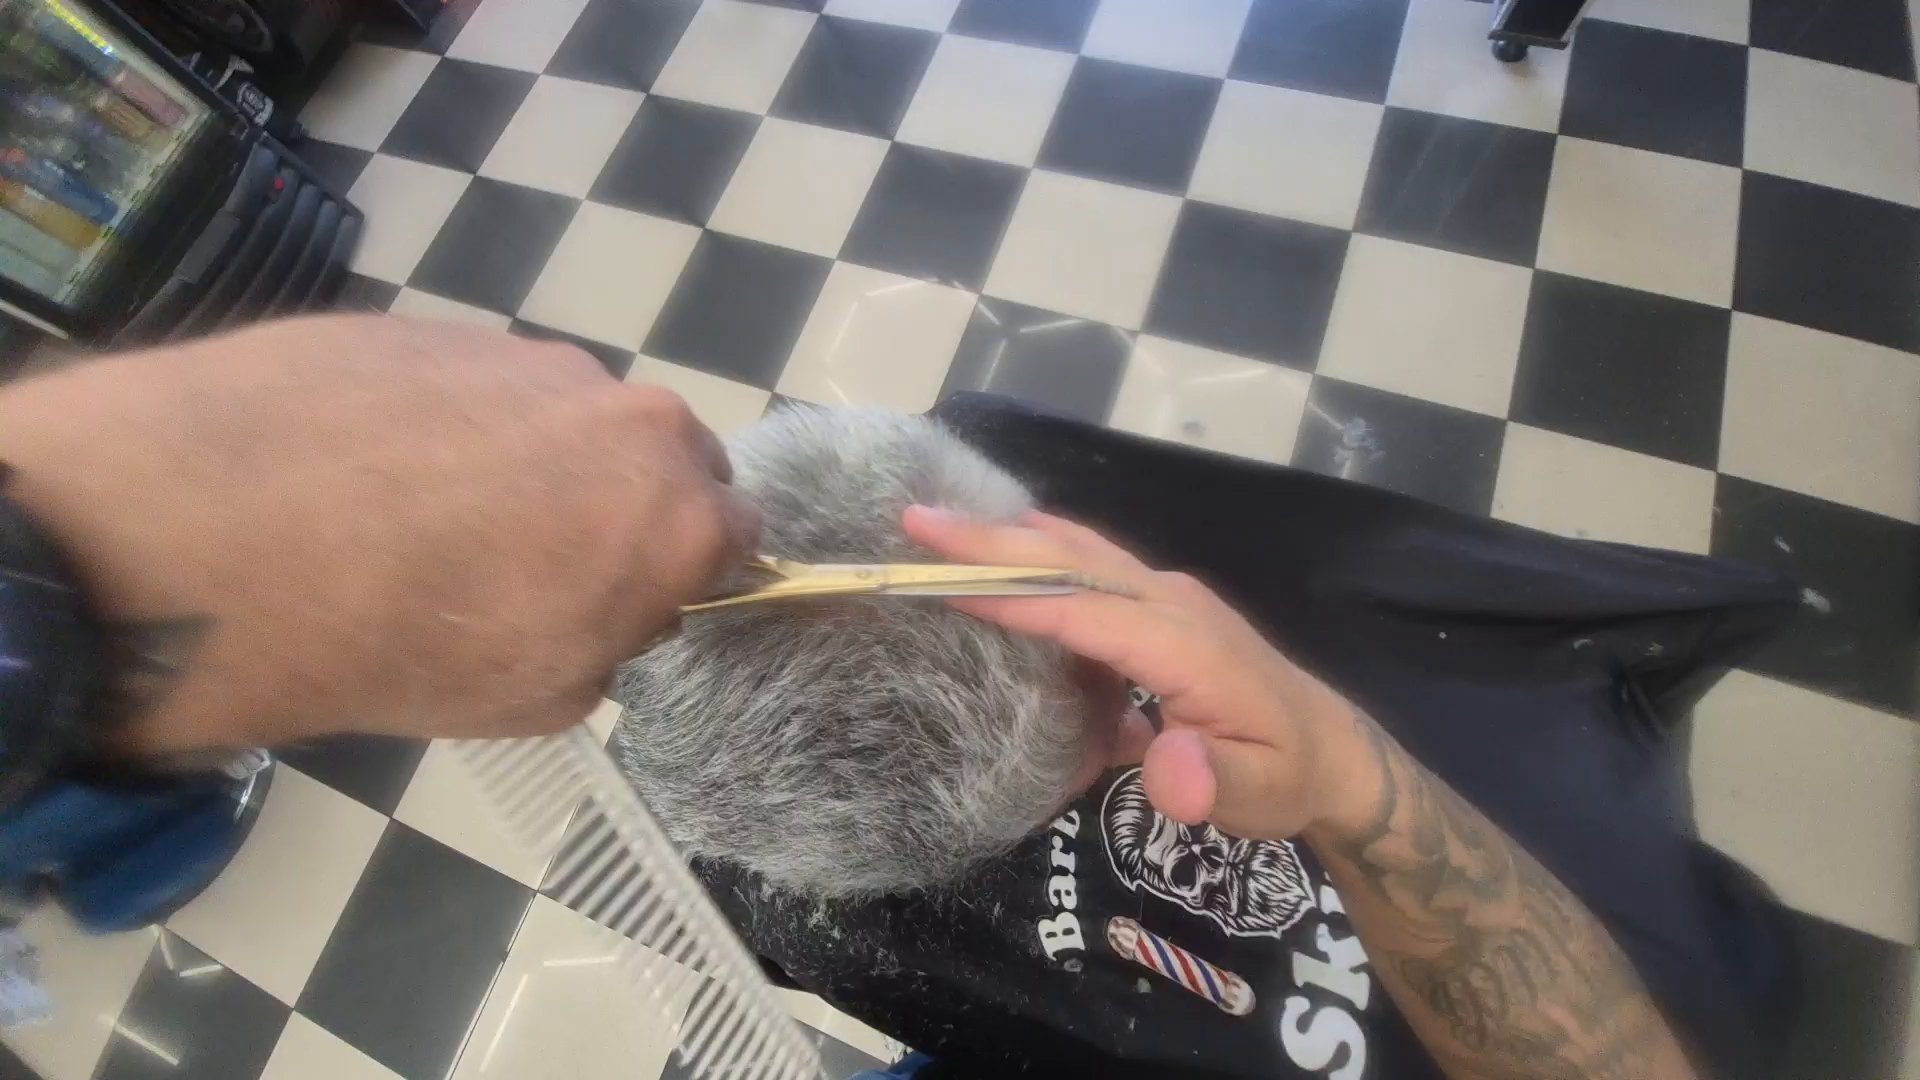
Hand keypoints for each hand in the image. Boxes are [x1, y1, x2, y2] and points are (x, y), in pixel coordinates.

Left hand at [0, 314, 758, 753]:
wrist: (206, 542)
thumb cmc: (411, 646)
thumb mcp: (549, 694)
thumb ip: (620, 638)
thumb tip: (624, 601)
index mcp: (682, 518)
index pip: (747, 530)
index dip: (707, 563)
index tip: (660, 583)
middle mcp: (641, 425)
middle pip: (685, 458)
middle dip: (652, 499)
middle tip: (569, 543)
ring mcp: (551, 365)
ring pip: (597, 416)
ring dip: (570, 454)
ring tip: (465, 497)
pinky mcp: (463, 328)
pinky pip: (509, 383)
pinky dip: (487, 418)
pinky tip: (403, 455)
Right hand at [904, 506, 1372, 842]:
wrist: (1329, 747)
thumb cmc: (1284, 773)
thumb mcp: (1262, 796)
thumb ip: (1215, 782)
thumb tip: (1168, 769)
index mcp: (1184, 643)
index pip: (1085, 610)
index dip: (1014, 598)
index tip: (944, 583)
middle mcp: (1168, 600)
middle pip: (1072, 558)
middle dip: (993, 540)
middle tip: (920, 521)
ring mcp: (1164, 592)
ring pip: (1078, 548)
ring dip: (1009, 534)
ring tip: (944, 523)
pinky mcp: (1157, 600)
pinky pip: (1089, 562)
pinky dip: (1039, 547)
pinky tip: (1007, 543)